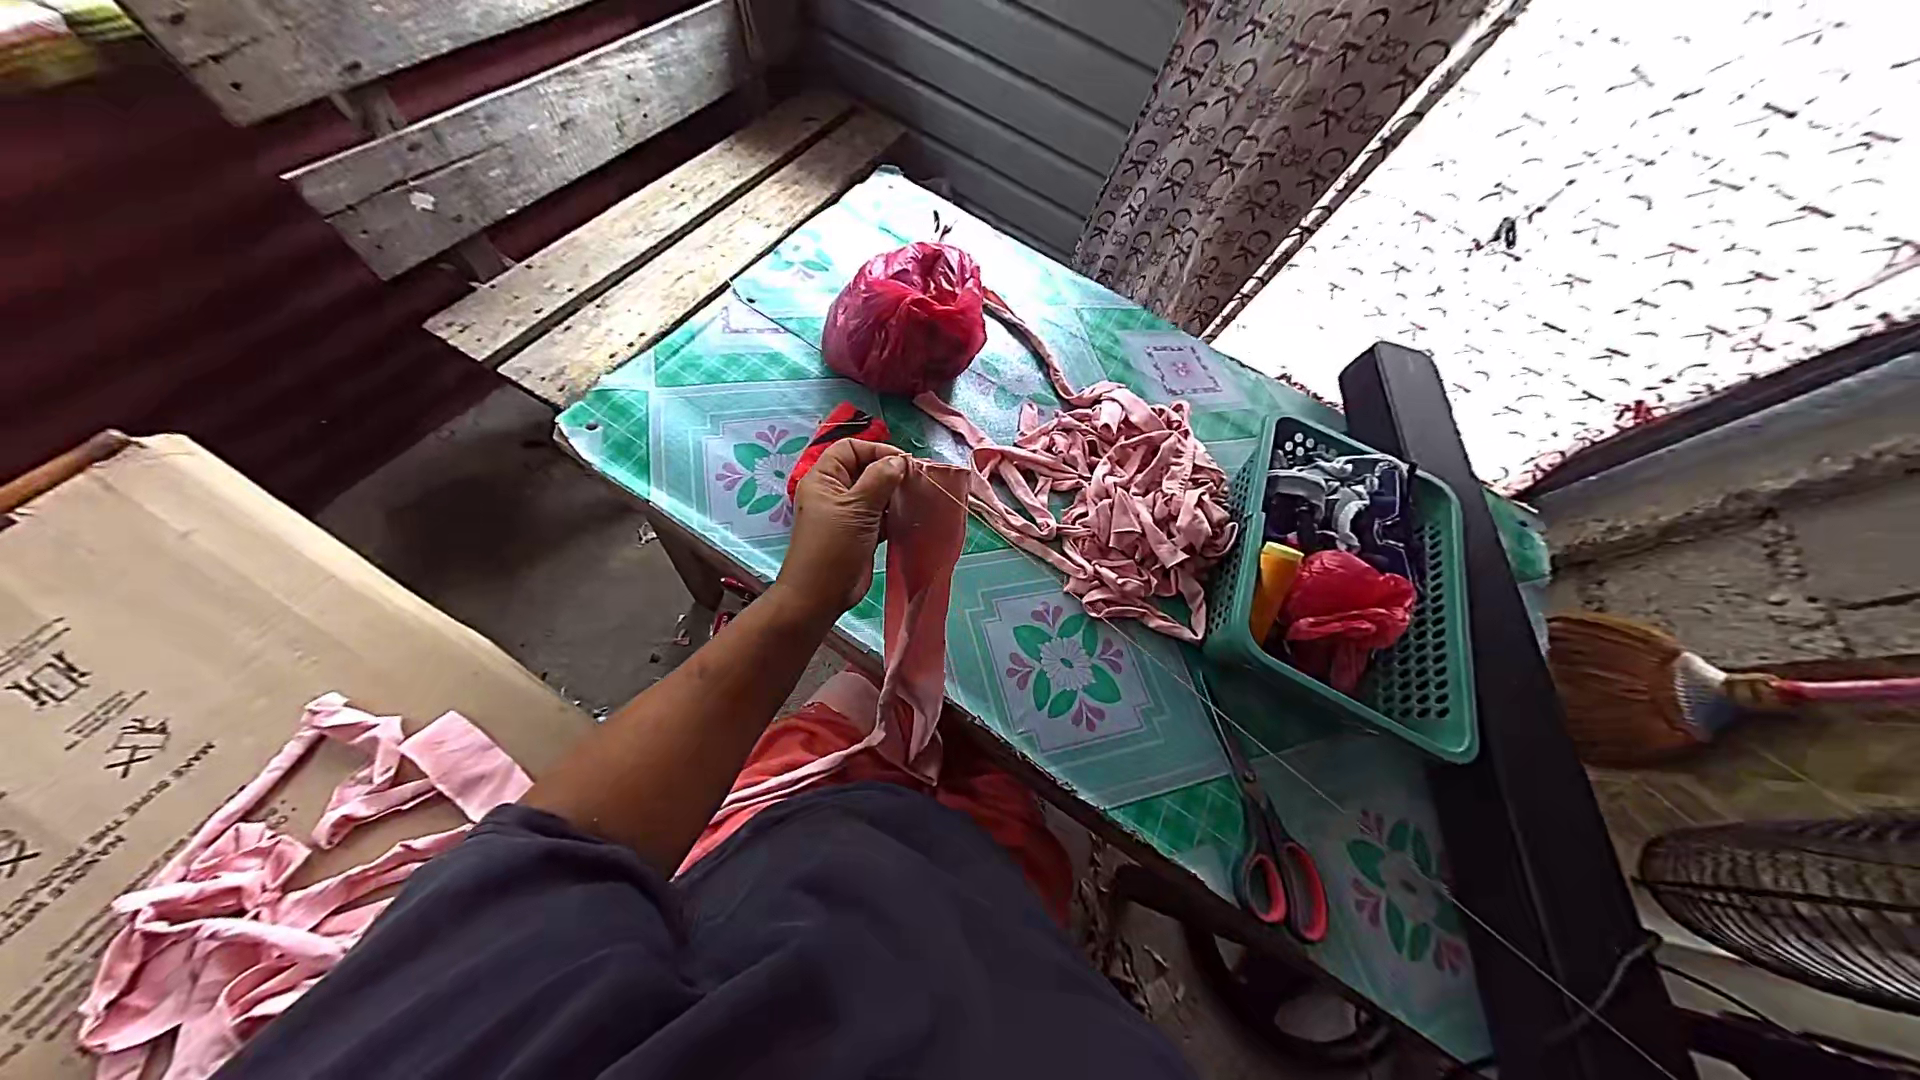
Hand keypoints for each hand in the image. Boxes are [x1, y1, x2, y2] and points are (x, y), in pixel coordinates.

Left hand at [776, 439, 908, 615]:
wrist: (821, 595)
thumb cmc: (833, 546)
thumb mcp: (857, 508)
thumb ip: (880, 478)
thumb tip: (899, 461)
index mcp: (824, 478)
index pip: (850, 448)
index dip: (876, 450)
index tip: (904, 462)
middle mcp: (835, 492)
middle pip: (865, 469)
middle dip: (890, 472)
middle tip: (916, 481)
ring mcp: (848, 514)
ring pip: (876, 493)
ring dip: (895, 494)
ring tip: (917, 497)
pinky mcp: (861, 533)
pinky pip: (881, 515)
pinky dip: (895, 514)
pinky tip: (912, 516)